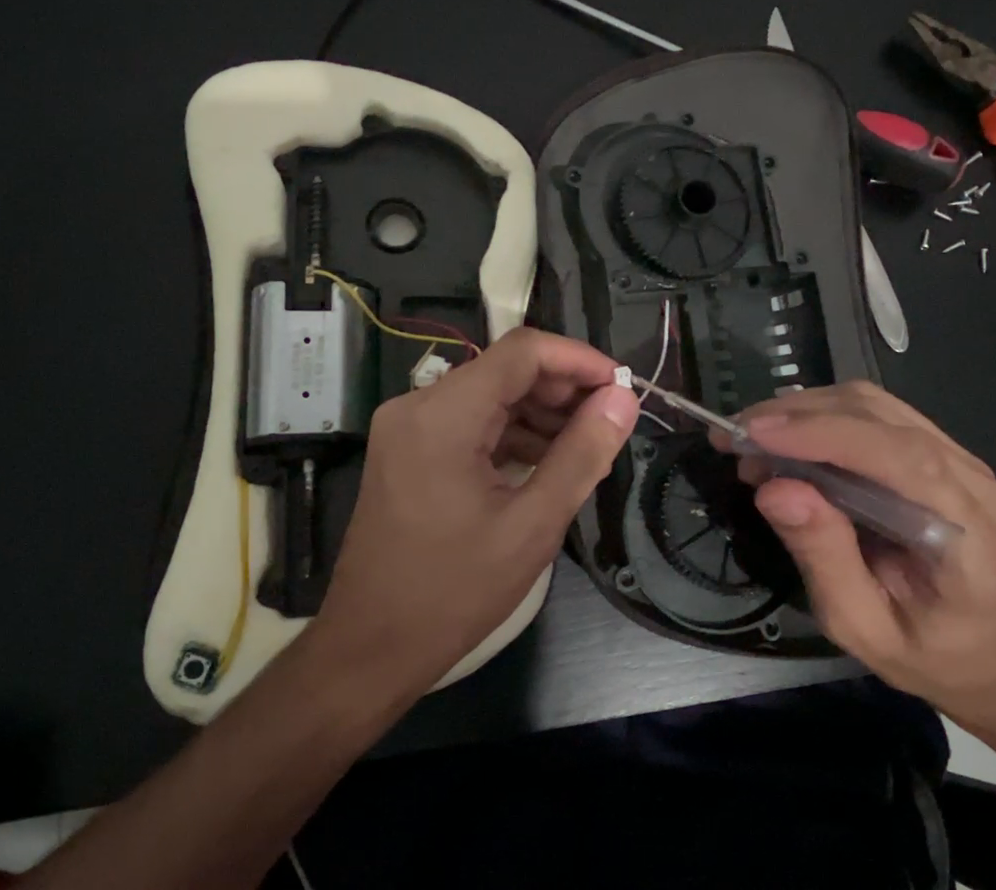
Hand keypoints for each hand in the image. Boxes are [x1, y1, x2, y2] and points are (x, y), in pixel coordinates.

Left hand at [315, 328, 637, 686]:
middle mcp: (417, 406)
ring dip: (539, 413)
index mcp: (443, 414)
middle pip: (503, 370)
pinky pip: (467, 424)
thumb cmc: (453, 590)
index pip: (522, 351)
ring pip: (487, 396)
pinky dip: (510, 435)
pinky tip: (546, 462)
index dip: (579, 359)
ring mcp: (407, 429)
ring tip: (587, 446)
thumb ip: (582, 454)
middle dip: (562, 389)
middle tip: (611, 421)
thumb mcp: (532, 525)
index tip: (623, 386)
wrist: (371, 645)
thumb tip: (622, 399)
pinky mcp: (406, 452)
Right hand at [713, 382, 995, 712]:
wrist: (981, 652)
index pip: (904, 459)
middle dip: (801, 417)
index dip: (827, 435)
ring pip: (880, 408)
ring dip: (806, 412)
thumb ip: (823, 557)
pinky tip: (787, 438)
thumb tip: (775, 490)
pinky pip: (882, 418)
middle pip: (887, 421)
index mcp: (975, 539)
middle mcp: (982, 487)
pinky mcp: (949, 454)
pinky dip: (825, 418)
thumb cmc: (922, 652)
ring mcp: (971, 464)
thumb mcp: (859, 626)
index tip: (757, 432)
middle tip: (734, 437)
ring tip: (752, 439)